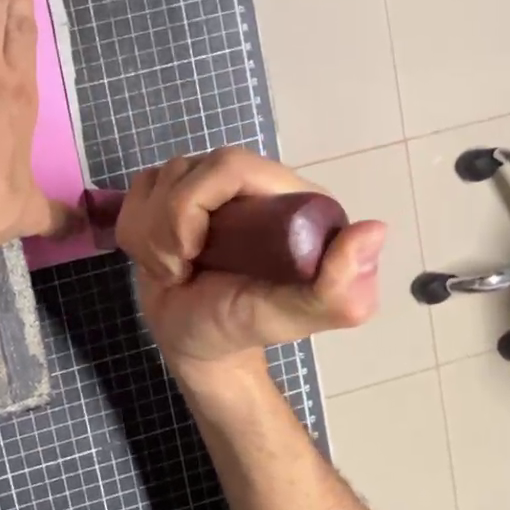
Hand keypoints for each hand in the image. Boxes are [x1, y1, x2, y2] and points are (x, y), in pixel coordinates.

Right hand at [116, 147, 387, 374]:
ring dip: (151, 236)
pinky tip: (158, 260)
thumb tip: (373, 230)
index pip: (230, 164)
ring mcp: (203, 191)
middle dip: (168, 225)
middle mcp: (244, 186)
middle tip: (179, 269)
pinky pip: (137, 192)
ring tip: (174, 271)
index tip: (192, 252)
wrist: (195, 344)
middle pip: (186, 169)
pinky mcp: (167, 201)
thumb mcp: (292, 317)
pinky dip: (136, 232)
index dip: (195, 202)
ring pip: (157, 180)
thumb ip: (336, 288)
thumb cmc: (241, 329)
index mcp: (284, 198)